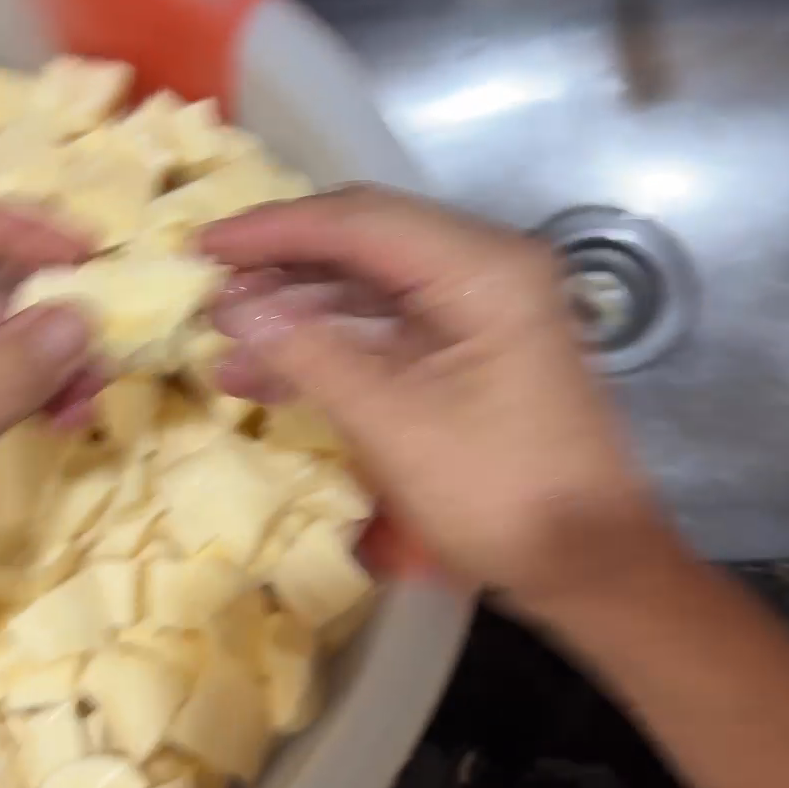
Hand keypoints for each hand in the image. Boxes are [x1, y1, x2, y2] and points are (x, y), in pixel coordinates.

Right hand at [201, 185, 678, 605]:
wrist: (585, 565)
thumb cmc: (497, 494)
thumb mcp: (392, 422)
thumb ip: (309, 353)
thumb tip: (236, 309)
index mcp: (482, 268)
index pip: (359, 222)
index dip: (272, 229)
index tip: (203, 245)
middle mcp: (484, 269)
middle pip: (362, 244)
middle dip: (280, 268)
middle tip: (209, 291)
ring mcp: (475, 310)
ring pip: (364, 290)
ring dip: (295, 313)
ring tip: (225, 339)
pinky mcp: (464, 350)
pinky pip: (382, 331)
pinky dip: (327, 348)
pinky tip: (267, 375)